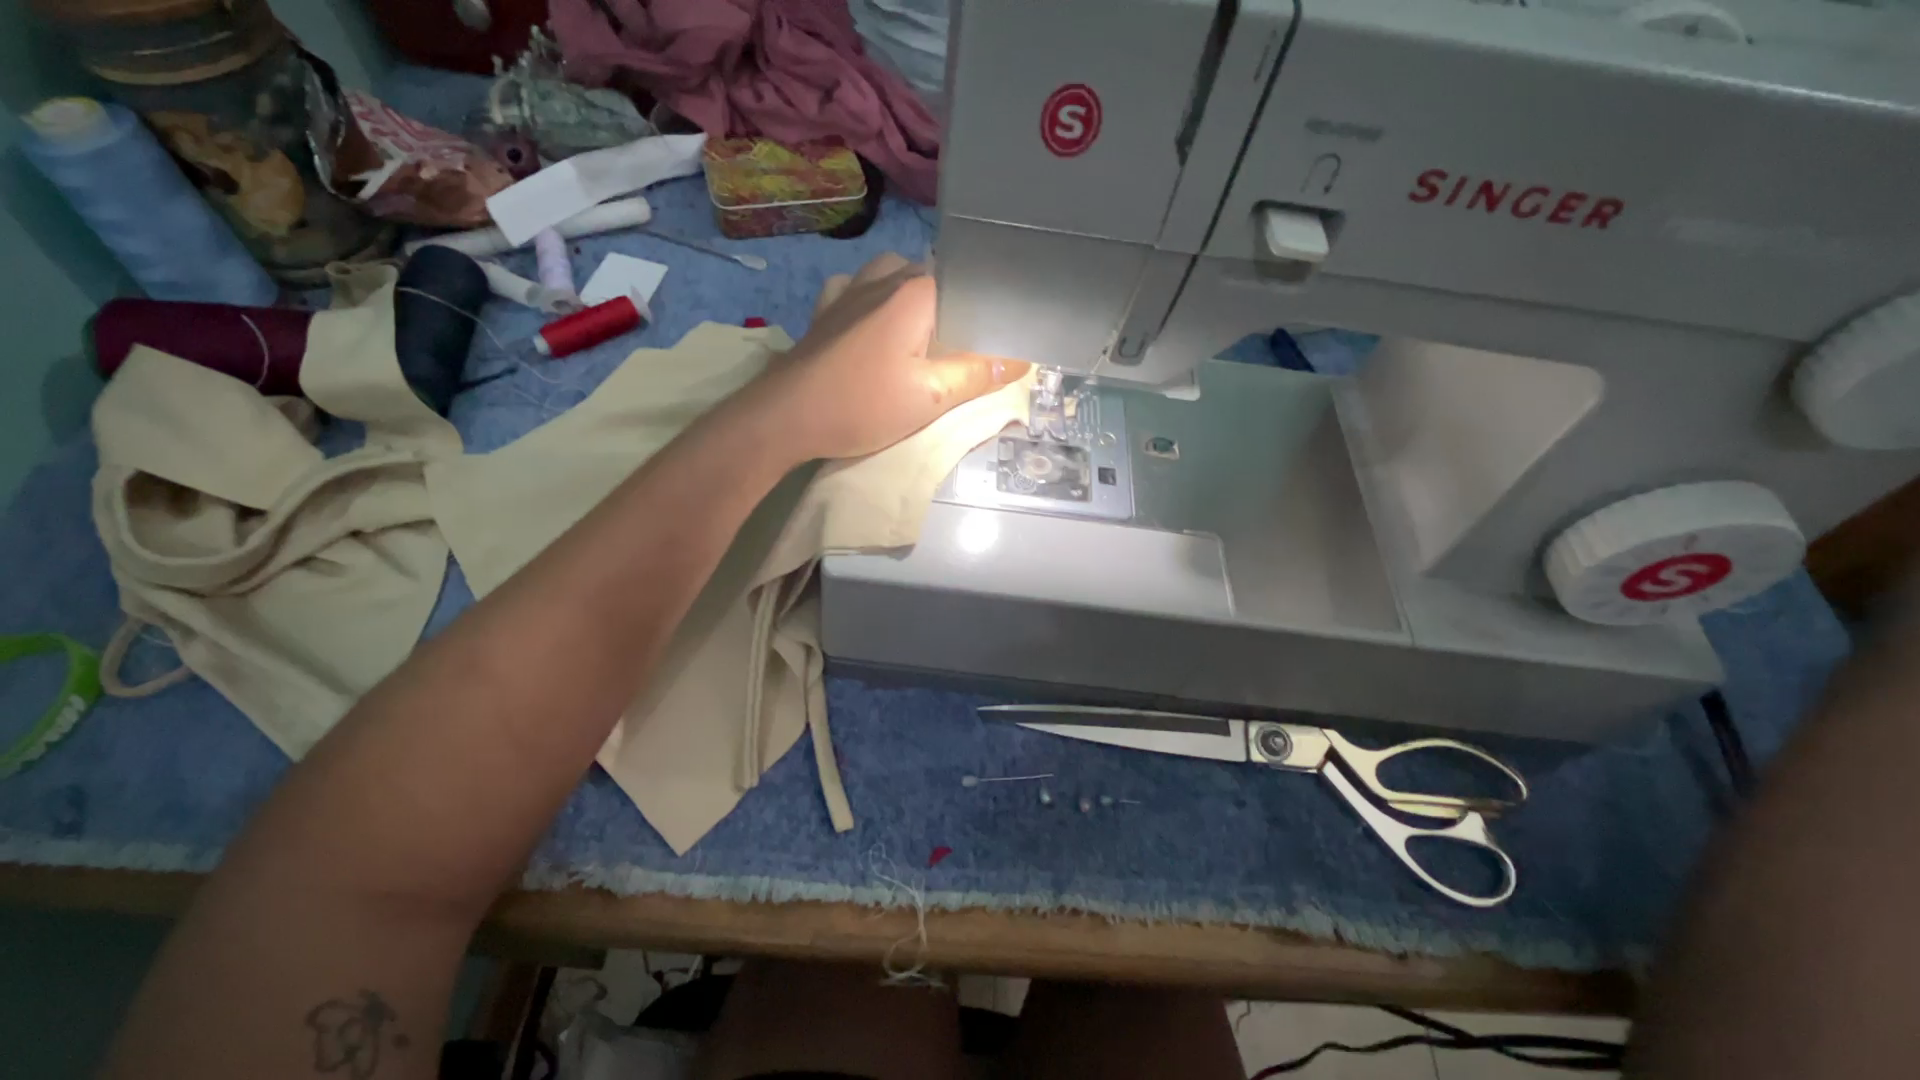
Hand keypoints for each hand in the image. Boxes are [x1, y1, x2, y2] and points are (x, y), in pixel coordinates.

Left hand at [753, 254, 1028, 460]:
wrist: (784, 417)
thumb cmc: (861, 406)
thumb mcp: (929, 398)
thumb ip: (976, 375)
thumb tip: (1019, 360)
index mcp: (916, 293)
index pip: (967, 283)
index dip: (985, 309)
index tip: (997, 336)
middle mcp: (883, 279)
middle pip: (931, 277)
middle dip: (951, 304)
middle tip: (964, 344)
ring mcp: (849, 291)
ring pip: (892, 275)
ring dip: (909, 293)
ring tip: (921, 331)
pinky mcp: (824, 310)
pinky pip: (855, 287)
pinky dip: (870, 297)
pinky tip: (873, 321)